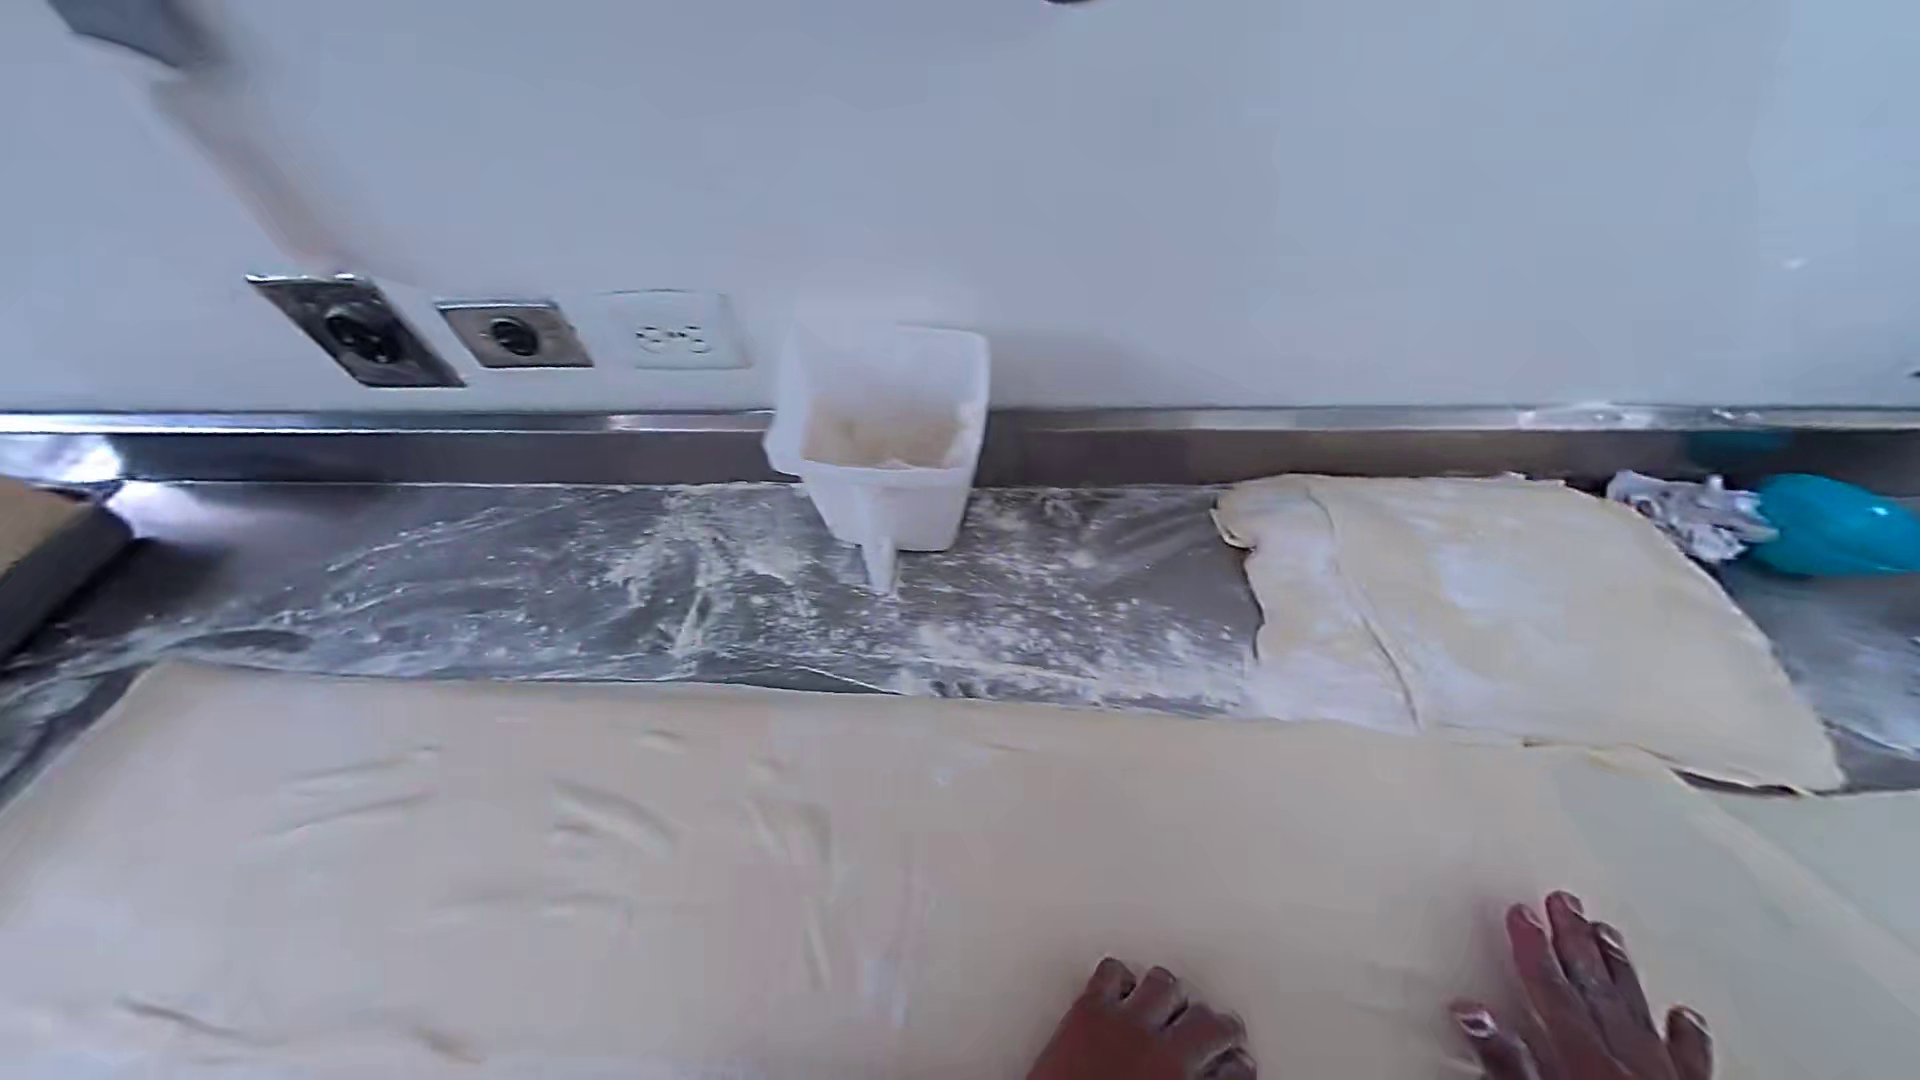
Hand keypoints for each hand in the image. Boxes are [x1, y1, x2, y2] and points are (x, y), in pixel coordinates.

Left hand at [1026, 958, 1255, 1079]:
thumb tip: (1213, 1078)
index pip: (1236, 1070)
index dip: (1240, 1067)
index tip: (1238, 1064)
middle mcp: (1161, 1054)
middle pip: (1207, 1021)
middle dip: (1217, 1028)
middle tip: (1216, 1031)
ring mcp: (1123, 1025)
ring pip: (1164, 983)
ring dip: (1172, 997)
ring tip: (1172, 1007)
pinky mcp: (1088, 1008)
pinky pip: (1113, 971)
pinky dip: (1123, 980)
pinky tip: (1125, 994)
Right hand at [1454, 892, 1712, 1079]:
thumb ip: (1505, 1062)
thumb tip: (1468, 1008)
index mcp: (1586, 1060)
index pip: (1552, 990)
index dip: (1533, 947)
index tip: (1519, 909)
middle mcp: (1629, 1062)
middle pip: (1596, 989)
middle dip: (1576, 941)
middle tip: (1565, 900)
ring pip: (1639, 1012)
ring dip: (1619, 969)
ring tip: (1607, 932)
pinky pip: (1693, 1062)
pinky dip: (1687, 1034)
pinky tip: (1685, 1013)